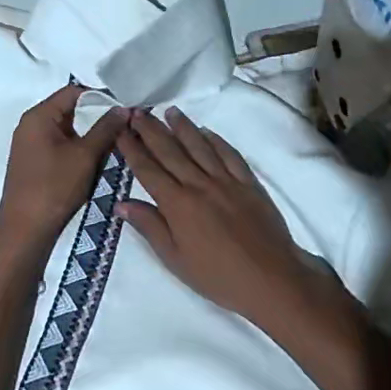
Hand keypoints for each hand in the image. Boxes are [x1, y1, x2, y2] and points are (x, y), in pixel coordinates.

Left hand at [0, 85, 128, 247]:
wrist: (25, 229)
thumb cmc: (54, 187)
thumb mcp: (85, 155)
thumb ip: (106, 128)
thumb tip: (124, 108)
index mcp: (38, 116)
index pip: (73, 92)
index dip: (100, 95)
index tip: (125, 106)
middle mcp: (30, 124)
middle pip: (69, 109)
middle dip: (97, 117)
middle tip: (125, 126)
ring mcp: (30, 144)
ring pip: (67, 130)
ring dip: (89, 136)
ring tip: (115, 144)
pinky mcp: (34, 161)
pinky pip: (60, 145)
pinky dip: (78, 149)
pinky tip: (96, 161)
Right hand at [116, 108, 312, 323]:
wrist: (270, 278)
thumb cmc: (217, 276)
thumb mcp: (175, 259)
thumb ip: (150, 227)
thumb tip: (122, 203)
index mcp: (177, 204)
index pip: (148, 170)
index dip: (132, 149)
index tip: (120, 131)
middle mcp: (199, 184)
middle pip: (171, 151)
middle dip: (151, 130)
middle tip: (137, 112)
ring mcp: (226, 181)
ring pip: (199, 146)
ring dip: (183, 127)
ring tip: (170, 111)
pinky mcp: (248, 183)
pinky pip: (229, 155)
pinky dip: (216, 140)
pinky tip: (207, 131)